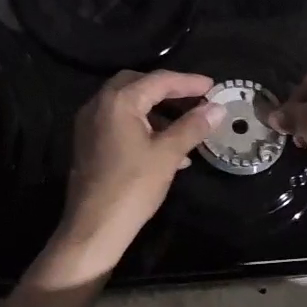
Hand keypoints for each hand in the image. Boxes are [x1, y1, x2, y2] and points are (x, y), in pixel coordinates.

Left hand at [56, 69, 222, 267]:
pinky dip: (142, 127)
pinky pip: (119, 124)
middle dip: (168, 91)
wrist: (94, 226)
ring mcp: (90, 125)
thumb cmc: (133, 187)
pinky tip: (166, 149)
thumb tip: (217, 108)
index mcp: (118, 102)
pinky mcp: (89, 144)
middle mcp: (99, 105)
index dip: (188, 82)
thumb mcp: (168, 155)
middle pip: (138, 85)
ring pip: (128, 106)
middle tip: (194, 100)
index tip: (213, 86)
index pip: (158, 80)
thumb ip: (192, 127)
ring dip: (157, 112)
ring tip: (186, 127)